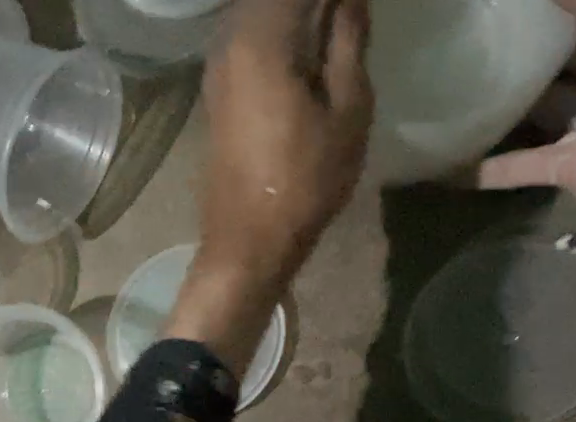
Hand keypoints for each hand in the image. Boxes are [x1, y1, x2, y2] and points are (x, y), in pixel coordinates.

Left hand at [167, 0, 372, 371]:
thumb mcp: (348, 111)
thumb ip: (349, 40)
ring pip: (257, 11)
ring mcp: (217, 68)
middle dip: (314, 2)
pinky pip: (249, 36)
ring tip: (335, 24)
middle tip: (349, 12)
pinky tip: (309, 39)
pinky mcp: (216, 93)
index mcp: (262, 37)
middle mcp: (229, 42)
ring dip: (294, 12)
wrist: (247, 244)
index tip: (359, 5)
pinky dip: (278, 26)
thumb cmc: (305, 183)